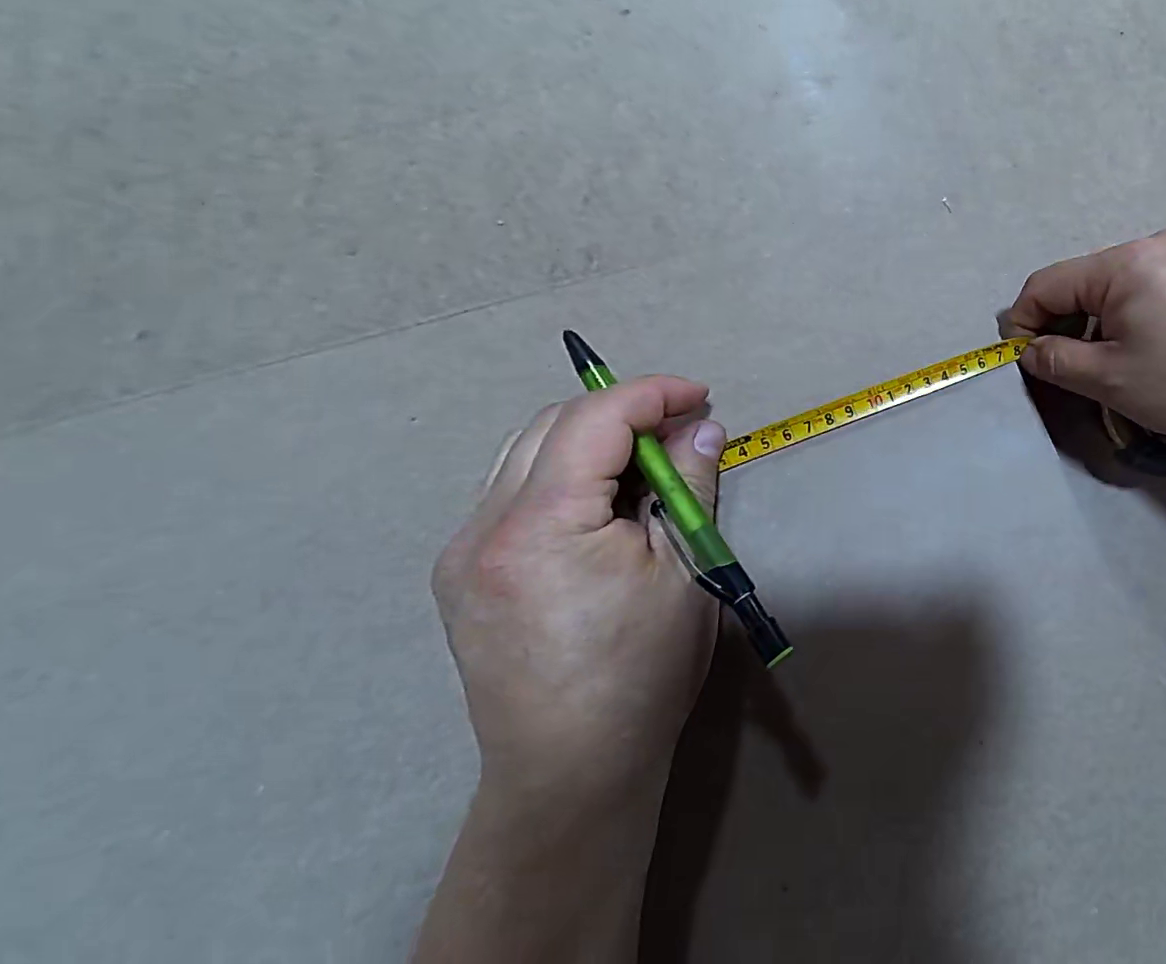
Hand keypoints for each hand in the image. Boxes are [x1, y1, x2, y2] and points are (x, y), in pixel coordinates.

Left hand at [430, 376, 724, 805]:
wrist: (571, 769)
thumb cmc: (643, 673)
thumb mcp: (686, 573)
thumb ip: (690, 487)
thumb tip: (704, 428)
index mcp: (540, 526)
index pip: (594, 421)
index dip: (652, 395)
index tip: (700, 395)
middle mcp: (484, 527)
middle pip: (552, 425)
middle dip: (623, 412)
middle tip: (681, 430)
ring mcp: (462, 551)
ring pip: (525, 454)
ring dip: (590, 441)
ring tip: (646, 465)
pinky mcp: (462, 574)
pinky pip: (513, 492)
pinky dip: (564, 475)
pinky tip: (601, 505)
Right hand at [1003, 230, 1165, 448]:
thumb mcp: (1116, 383)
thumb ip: (1058, 362)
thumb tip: (1029, 348)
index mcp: (1124, 263)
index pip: (1045, 284)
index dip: (1024, 323)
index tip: (1027, 362)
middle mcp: (1158, 243)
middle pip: (1086, 283)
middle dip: (1070, 327)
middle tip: (1082, 375)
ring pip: (1123, 288)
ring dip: (1108, 325)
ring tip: (1131, 369)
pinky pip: (1161, 289)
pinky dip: (1144, 319)